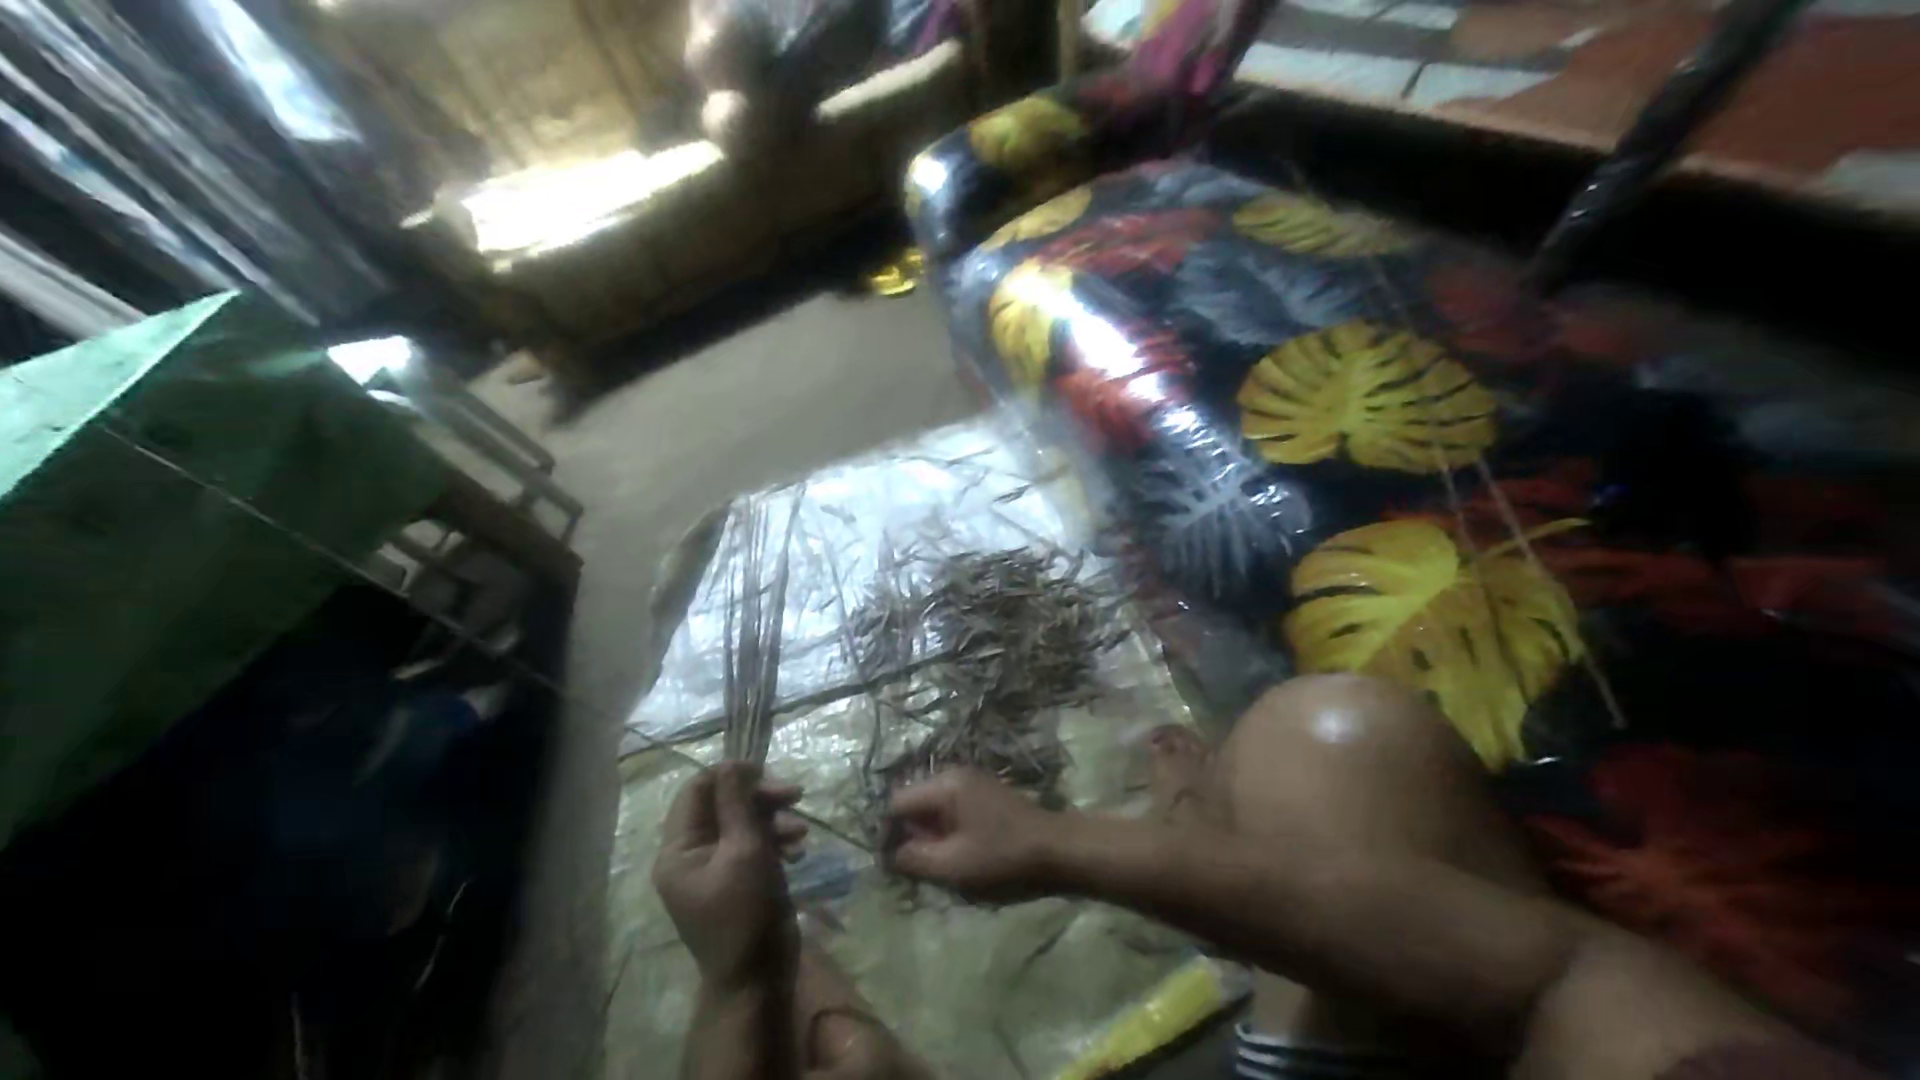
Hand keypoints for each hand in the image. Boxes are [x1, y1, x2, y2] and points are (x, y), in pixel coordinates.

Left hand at [653, 762, 807, 987]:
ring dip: (774, 820)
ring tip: (800, 832)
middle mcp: (692, 855)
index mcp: (678, 850)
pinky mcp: (738, 877)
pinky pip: (754, 844)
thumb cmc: (745, 912)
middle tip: (794, 794)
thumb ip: (737, 803)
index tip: (765, 769)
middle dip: (760, 798)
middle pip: (723, 805)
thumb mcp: (744, 850)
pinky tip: (797, 851)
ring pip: (743, 823)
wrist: (759, 977)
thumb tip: (730, 763)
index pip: (696, 791)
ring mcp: (715, 867)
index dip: (729, 775)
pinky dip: (776, 841)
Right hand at [884, 768, 1067, 903]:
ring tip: (936, 865)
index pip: (896, 803)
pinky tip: (955, 855)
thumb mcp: (953, 865)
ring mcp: (971, 783)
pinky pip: (950, 810)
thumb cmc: (1003, 856)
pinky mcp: (983, 795)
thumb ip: (914, 859)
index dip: (887, 833)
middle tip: (915, 868)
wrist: (1058, 849)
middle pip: (913, 803)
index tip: (890, 864)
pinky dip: (945, 832)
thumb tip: (888, 856)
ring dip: (928, 836)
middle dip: (908, 835)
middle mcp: (954, 775)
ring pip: (932, 808)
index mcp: (945, 785)